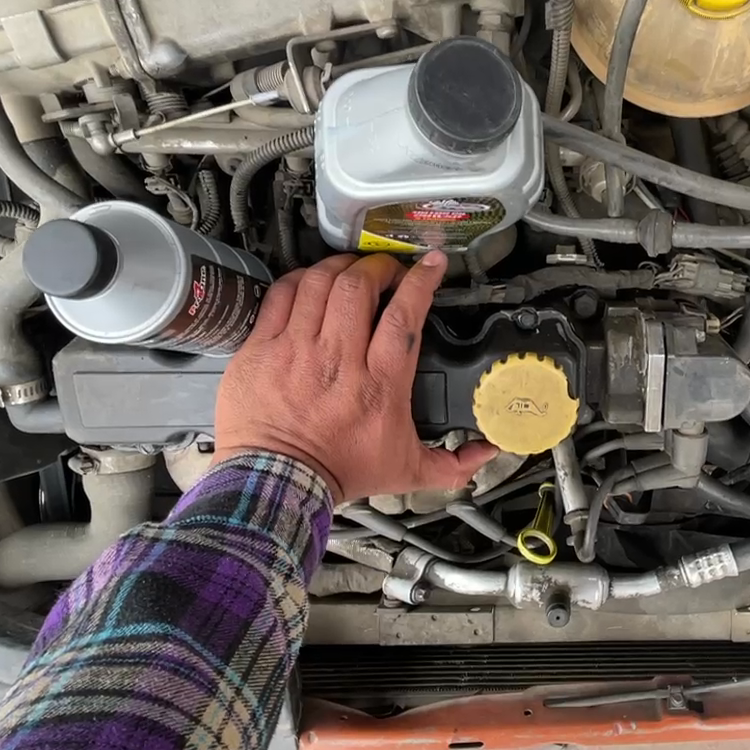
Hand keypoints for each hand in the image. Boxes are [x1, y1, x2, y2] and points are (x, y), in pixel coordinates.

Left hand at [213, 252, 497, 503]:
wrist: (277, 484)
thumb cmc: (341, 472)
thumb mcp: (408, 472)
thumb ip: (452, 464)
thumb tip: (487, 454)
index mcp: (380, 383)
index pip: (403, 316)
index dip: (420, 281)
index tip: (431, 265)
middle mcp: (339, 359)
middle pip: (359, 288)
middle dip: (378, 267)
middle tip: (387, 270)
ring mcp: (296, 349)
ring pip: (321, 284)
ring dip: (341, 267)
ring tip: (351, 270)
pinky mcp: (262, 349)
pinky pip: (281, 296)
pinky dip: (301, 280)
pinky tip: (311, 282)